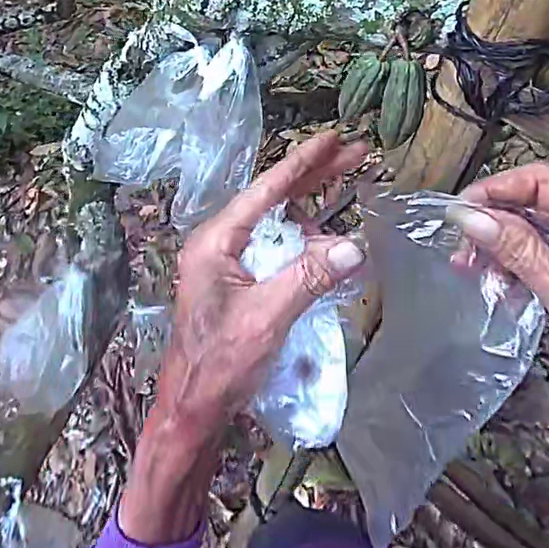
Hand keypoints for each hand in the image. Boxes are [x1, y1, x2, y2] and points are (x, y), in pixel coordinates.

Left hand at [121, 131, 366, 543]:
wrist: (192, 409)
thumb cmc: (219, 364)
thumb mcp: (266, 318)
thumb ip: (309, 278)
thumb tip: (354, 245)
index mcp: (217, 240)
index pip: (267, 190)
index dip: (303, 162)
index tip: (333, 137)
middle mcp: (222, 242)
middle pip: (275, 198)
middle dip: (317, 176)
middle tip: (356, 153)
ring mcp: (231, 260)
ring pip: (280, 224)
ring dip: (316, 216)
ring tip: (350, 212)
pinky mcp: (241, 279)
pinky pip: (280, 250)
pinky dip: (307, 247)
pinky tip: (330, 252)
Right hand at [455, 163, 548, 547]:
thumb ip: (522, 254)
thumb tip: (469, 216)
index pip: (545, 181)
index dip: (495, 191)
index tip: (457, 217)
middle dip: (504, 222)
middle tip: (467, 257)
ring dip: (522, 243)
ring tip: (489, 277)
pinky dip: (548, 257)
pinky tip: (523, 282)